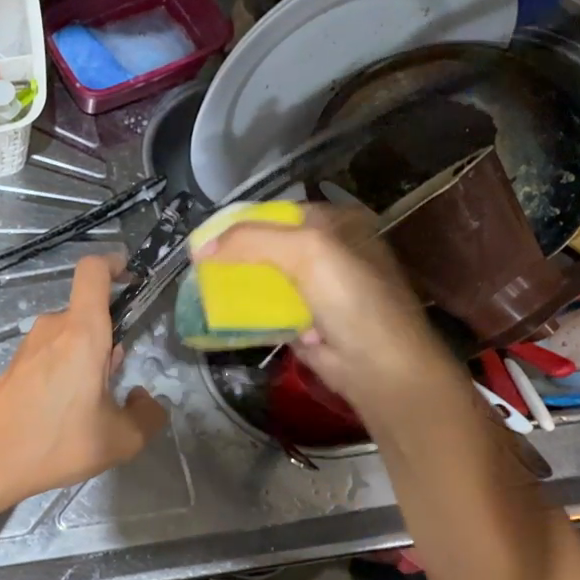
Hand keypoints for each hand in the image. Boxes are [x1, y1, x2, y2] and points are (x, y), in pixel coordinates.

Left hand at [0, 255, 167, 514]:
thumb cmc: (55, 444)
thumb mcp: (120, 440)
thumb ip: (147, 416)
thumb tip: (146, 401)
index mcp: (81, 333)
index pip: (92, 272)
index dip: (113, 264)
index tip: (131, 277)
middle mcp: (53, 329)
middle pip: (88, 314)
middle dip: (109, 339)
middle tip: (117, 382)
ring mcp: (28, 346)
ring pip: (69, 337)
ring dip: (87, 359)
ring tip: (91, 406)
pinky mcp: (14, 366)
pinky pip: (50, 354)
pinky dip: (66, 370)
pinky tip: (64, 412)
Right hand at [191, 204, 466, 422]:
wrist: (381, 366)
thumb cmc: (352, 298)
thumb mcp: (306, 251)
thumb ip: (251, 240)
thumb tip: (198, 249)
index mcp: (336, 223)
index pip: (276, 213)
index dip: (239, 224)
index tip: (204, 240)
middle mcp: (327, 252)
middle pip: (267, 246)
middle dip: (235, 256)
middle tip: (200, 267)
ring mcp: (317, 289)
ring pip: (264, 279)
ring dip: (238, 286)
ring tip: (204, 290)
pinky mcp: (306, 321)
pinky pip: (267, 310)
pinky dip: (247, 312)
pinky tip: (226, 316)